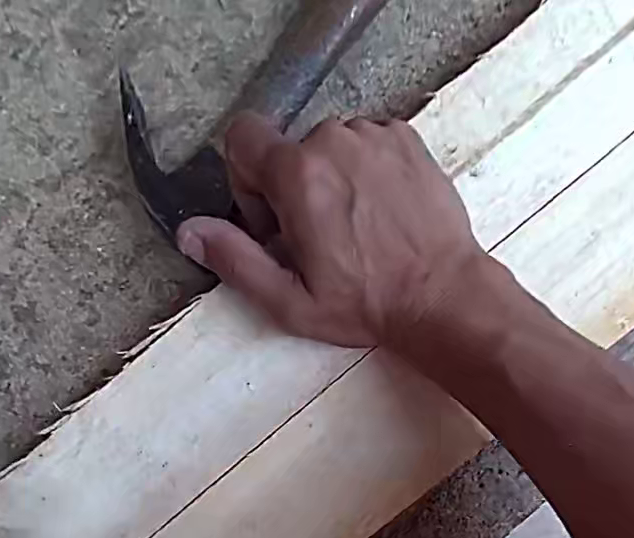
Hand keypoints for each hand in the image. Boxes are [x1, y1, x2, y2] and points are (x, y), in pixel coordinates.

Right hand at [175, 112, 491, 348]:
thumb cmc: (371, 304)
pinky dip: (368, 173)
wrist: (442, 296)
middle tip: (324, 242)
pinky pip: (368, 145)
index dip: (248, 182)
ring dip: (334, 182)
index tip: (275, 222)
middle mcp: (335, 142)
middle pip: (290, 150)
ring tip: (359, 232)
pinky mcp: (406, 141)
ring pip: (331, 148)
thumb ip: (236, 261)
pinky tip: (383, 216)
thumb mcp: (293, 302)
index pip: (242, 139)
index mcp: (298, 176)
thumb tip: (191, 233)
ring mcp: (375, 137)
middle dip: (295, 190)